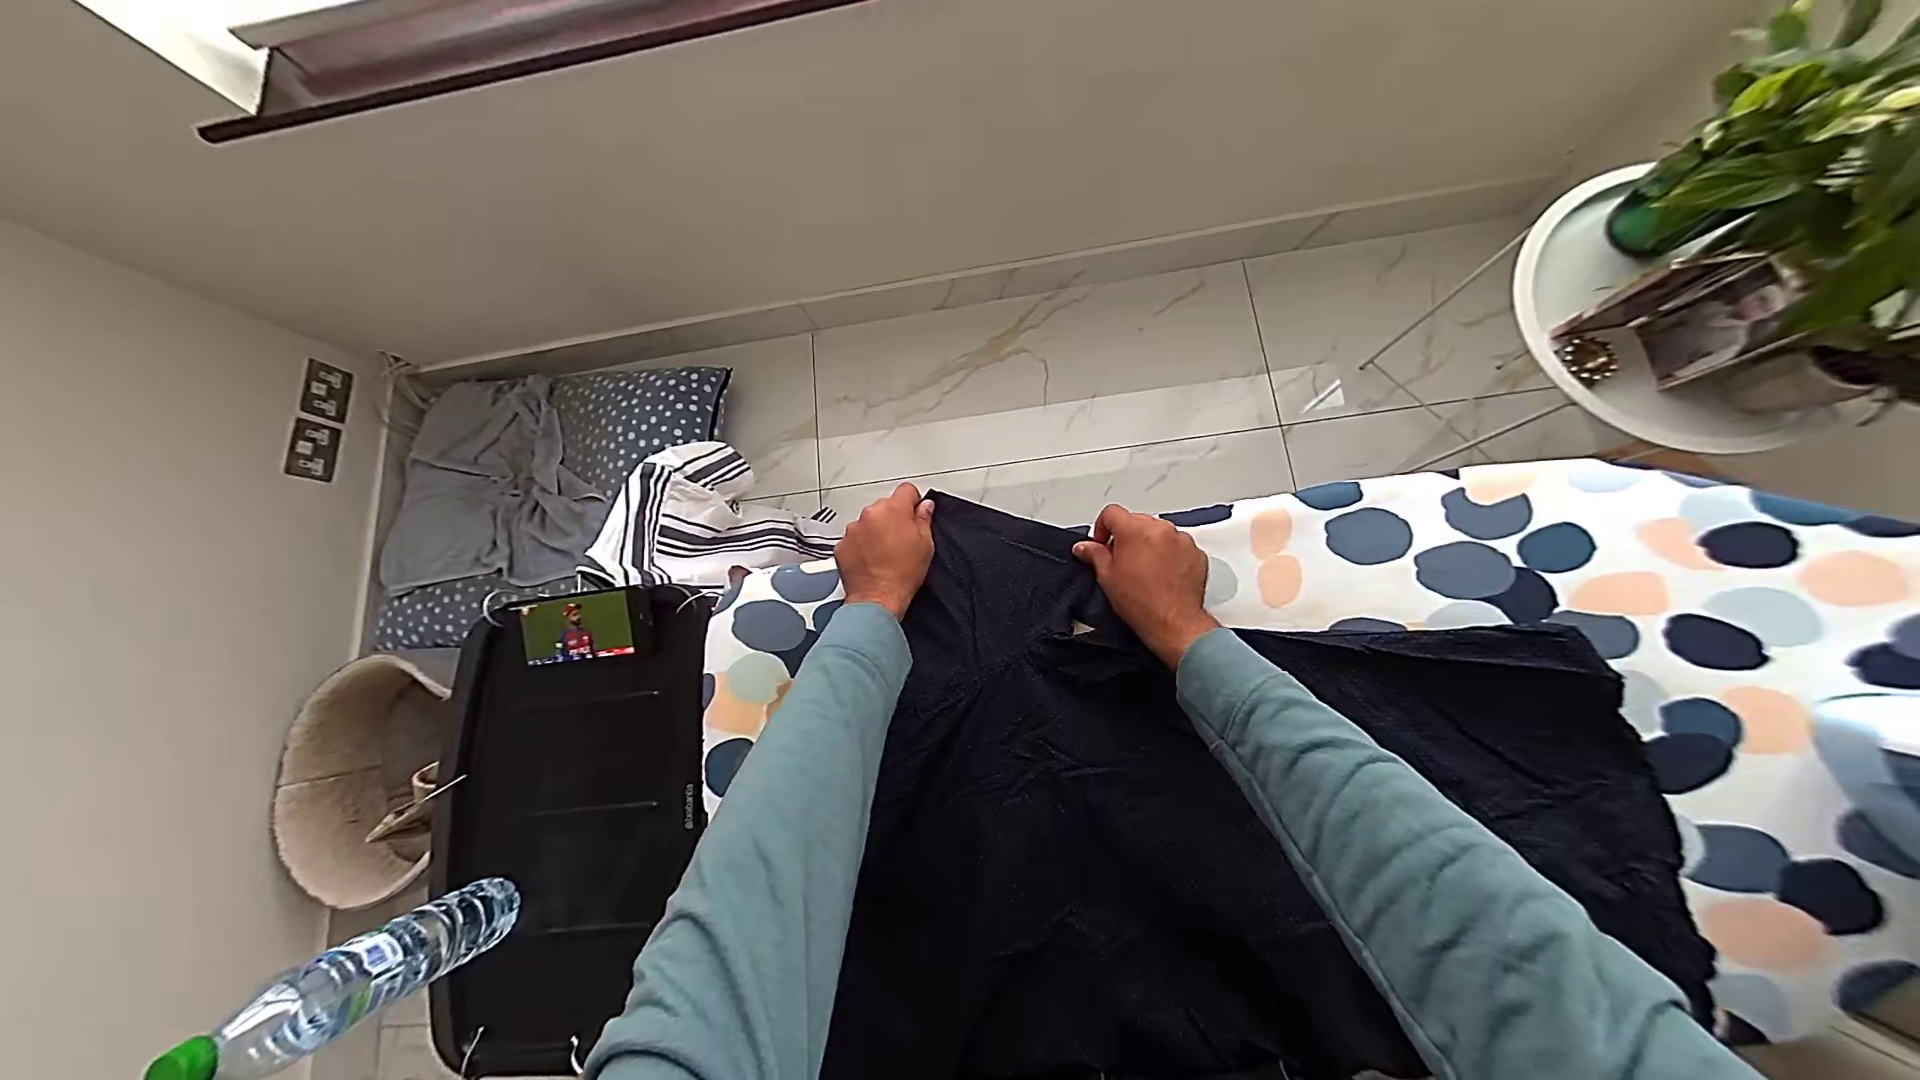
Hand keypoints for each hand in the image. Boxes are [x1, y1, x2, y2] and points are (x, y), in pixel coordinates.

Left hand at [837, 483, 935, 619]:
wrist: (878, 598)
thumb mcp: (925, 544)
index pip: (906, 490)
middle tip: (901, 539)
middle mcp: (870, 514)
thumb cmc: (902, 574)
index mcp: (893, 509)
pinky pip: (854, 538)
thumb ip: (924, 519)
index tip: (914, 512)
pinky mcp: (842, 545)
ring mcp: (853, 529)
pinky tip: (871, 560)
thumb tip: (925, 506)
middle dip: (892, 518)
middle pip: (885, 506)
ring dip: (875, 531)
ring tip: (885, 553)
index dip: (913, 501)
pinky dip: (861, 545)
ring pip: (868, 522)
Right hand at [1073, 504, 1219, 667]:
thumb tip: (1084, 547)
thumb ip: (1094, 554)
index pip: (1111, 513)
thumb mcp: (1107, 577)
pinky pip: (1178, 545)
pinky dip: (1169, 553)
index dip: (1102, 527)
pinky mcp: (1195, 553)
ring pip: (1158, 532)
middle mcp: (1160, 529)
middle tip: (1121, 558)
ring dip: (1149, 544)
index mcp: (1134, 530)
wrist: (1173, 622)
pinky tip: (1161, 573)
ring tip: (1144, 569)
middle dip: (1126, 536)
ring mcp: (1181, 540)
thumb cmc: (1142, 603)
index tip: (1102, 542)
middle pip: (1136, 520)